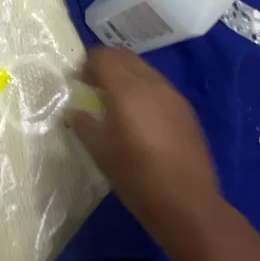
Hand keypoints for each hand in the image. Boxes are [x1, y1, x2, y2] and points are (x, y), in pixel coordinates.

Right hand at [67, 47, 222, 237]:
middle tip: (94, 86)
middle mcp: (151, 84)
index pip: (104, 57)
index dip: (88, 64)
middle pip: (125, 57)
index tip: (80, 82)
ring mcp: (173, 95)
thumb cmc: (136, 176)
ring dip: (126, 76)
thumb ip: (84, 125)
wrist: (187, 204)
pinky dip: (144, 89)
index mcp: (127, 89)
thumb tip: (72, 113)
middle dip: (106, 65)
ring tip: (116, 101)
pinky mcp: (186, 110)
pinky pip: (159, 86)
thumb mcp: (101, 152)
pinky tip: (140, 116)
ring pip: (144, 70)